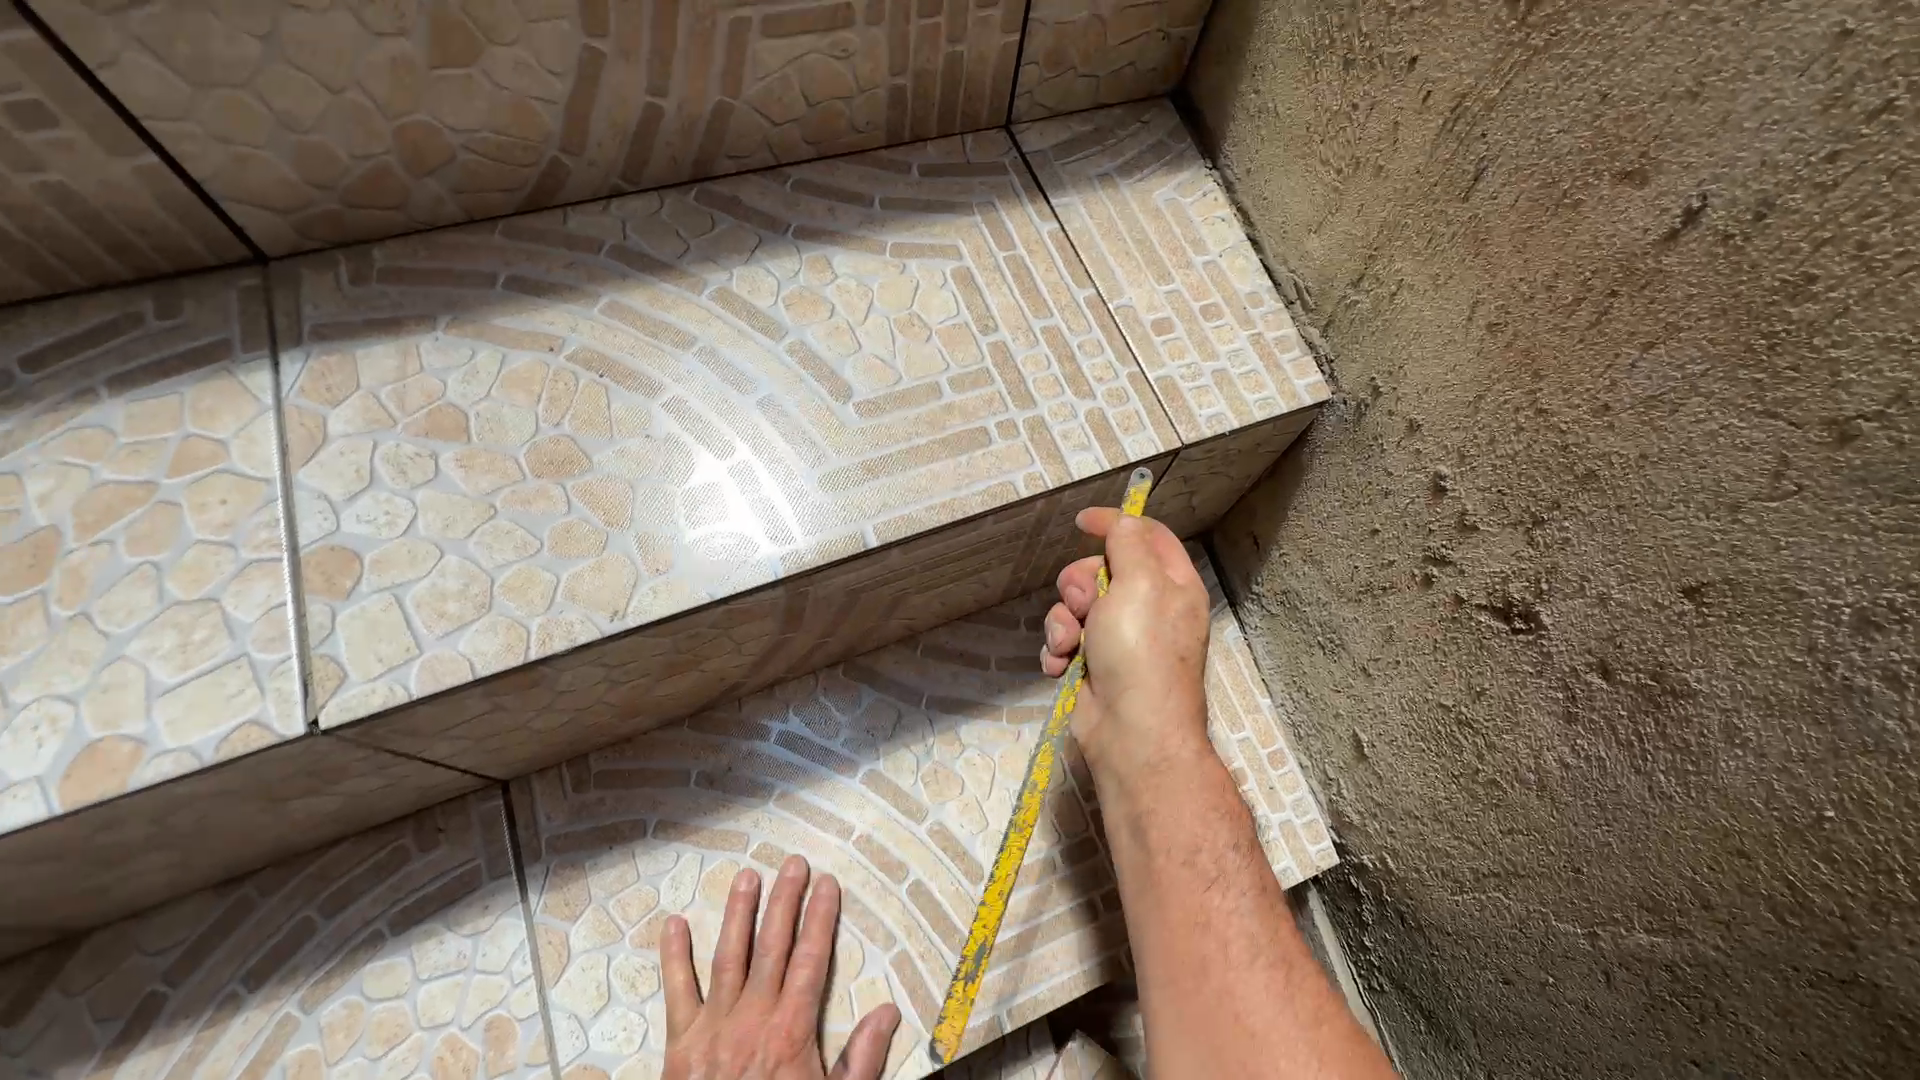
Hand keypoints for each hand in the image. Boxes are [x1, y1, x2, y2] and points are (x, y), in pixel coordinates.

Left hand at [663, 856, 901, 1079]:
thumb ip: (861, 1060)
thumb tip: (888, 1011)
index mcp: (791, 1030)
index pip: (811, 959)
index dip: (820, 918)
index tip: (827, 883)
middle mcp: (753, 1018)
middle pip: (772, 946)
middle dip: (784, 901)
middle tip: (793, 863)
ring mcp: (713, 1026)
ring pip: (729, 957)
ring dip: (738, 914)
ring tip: (747, 876)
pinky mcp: (680, 1043)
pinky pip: (676, 992)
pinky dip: (673, 957)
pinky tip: (673, 924)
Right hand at [1040, 509, 1212, 782]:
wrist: (1130, 732)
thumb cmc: (1142, 651)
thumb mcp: (1140, 582)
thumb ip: (1127, 543)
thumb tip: (1119, 521)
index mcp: (1172, 584)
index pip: (1146, 536)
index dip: (1115, 523)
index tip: (1081, 522)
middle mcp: (1148, 608)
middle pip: (1101, 569)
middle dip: (1079, 583)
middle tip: (1082, 604)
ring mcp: (1119, 639)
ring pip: (1075, 606)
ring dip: (1062, 622)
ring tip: (1069, 645)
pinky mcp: (1093, 665)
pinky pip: (1065, 640)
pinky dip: (1058, 650)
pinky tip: (1061, 666)